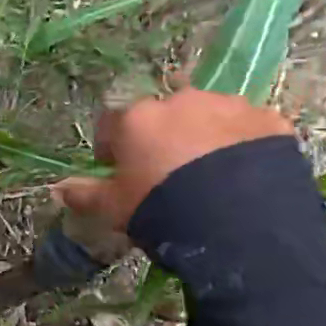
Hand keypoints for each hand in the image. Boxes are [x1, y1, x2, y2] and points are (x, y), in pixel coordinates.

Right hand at [54, 84, 293, 230]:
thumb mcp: (114, 209)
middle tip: (169, 175)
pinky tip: (245, 175)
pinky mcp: (268, 120)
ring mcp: (228, 106)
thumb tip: (57, 189)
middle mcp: (180, 101)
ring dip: (203, 137)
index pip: (112, 124)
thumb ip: (85, 195)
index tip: (119, 172)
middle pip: (162, 115)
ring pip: (207, 116)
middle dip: (161, 138)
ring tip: (211, 176)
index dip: (113, 149)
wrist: (241, 224)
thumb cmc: (161, 210)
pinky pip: (247, 128)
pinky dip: (242, 144)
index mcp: (137, 119)